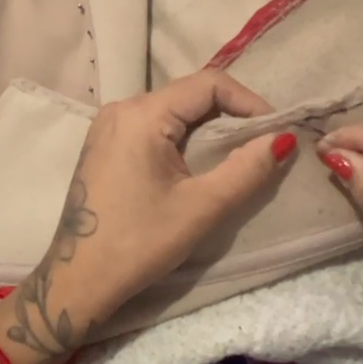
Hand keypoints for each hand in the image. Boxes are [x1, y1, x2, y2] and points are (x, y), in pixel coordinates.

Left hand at [0, 71, 296, 363]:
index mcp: (141, 114)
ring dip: (208, 129)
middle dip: (231, 115)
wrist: (79, 280)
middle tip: (262, 146)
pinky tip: (198, 166)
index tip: (275, 131)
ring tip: (236, 157)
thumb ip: (247, 169)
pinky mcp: (105, 146)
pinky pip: (153, 128)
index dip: (249, 101)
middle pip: (189, 95)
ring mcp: (108, 126)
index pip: (208, 83)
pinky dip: (183, 140)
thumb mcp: (201, 207)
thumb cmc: (139, 243)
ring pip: (173, 112)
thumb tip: (283, 139)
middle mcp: (120, 109)